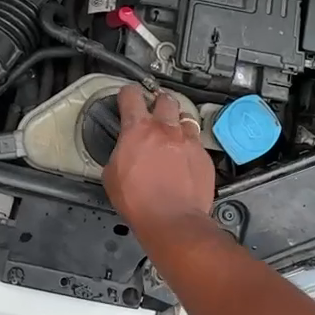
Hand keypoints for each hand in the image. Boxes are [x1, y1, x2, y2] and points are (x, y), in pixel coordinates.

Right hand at [103, 86, 216, 250]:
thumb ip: (118, 154)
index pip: (131, 95)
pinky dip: (190, 145)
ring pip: (185, 117)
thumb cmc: (140, 201)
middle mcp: (165, 129)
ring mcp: (187, 141)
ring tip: (172, 133)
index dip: (127, 93)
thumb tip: (121, 155)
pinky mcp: (203, 156)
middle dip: (158, 102)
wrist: (172, 220)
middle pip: (164, 99)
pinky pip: (197, 141)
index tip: (127, 96)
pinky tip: (184, 157)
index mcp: (138, 129)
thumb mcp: (111, 175)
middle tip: (154, 110)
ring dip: (177, 122)